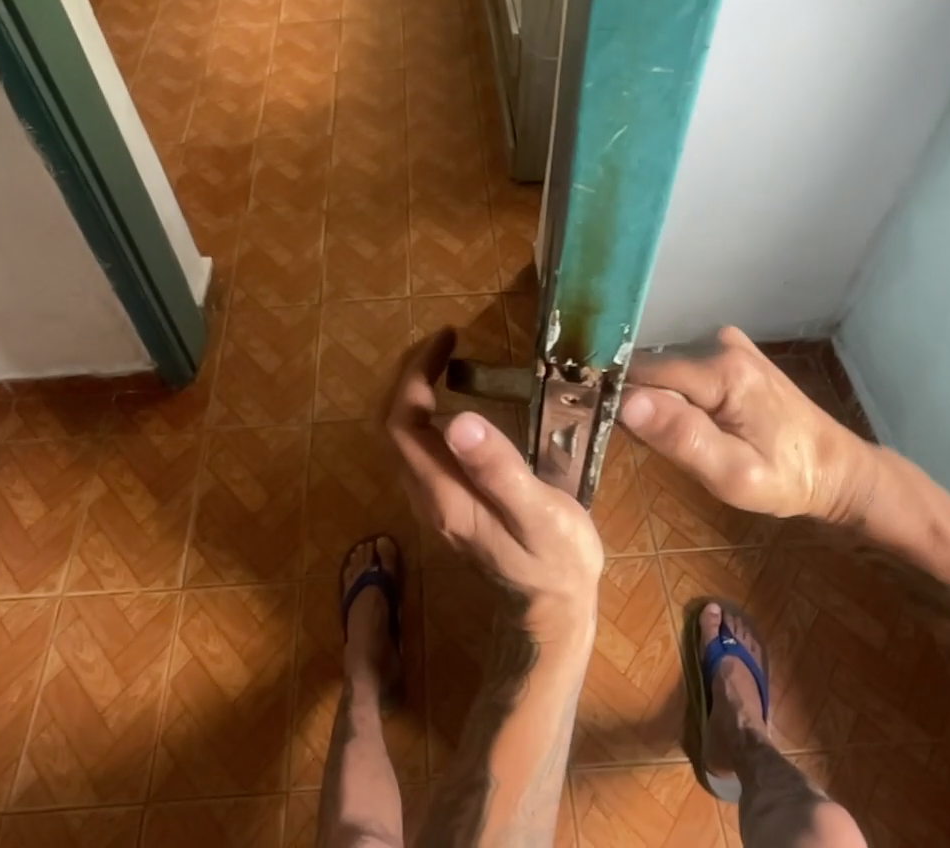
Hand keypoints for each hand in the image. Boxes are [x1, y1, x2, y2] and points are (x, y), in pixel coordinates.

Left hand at [383, 328, 604, 642]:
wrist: (551, 610)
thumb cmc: (556, 559)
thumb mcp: (538, 514)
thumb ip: (499, 470)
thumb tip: (458, 420)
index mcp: (444, 494)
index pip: (403, 422)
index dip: (414, 374)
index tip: (447, 339)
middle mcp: (426, 496)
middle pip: (393, 425)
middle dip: (410, 375)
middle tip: (445, 342)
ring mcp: (432, 502)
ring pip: (402, 436)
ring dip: (414, 391)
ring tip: (447, 360)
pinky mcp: (445, 503)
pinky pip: (418, 447)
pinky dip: (426, 412)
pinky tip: (454, 400)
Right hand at [617, 326, 876, 524]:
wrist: (835, 467)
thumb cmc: (787, 480)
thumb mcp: (733, 475)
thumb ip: (681, 438)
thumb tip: (627, 402)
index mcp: (722, 369)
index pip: (641, 374)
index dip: (626, 404)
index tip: (633, 439)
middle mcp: (719, 341)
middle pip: (649, 369)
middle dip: (644, 406)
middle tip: (664, 448)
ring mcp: (724, 341)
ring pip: (659, 369)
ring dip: (658, 403)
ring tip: (684, 439)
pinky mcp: (725, 349)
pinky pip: (677, 368)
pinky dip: (674, 395)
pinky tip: (695, 422)